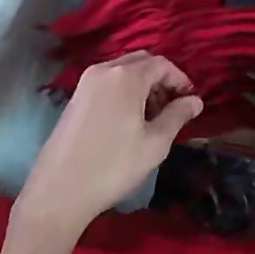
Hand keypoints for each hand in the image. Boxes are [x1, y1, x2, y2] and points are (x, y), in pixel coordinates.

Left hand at [16, 52, 202, 239]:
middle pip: (141, 62)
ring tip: (152, 117)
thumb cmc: (113, 166)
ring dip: (143, 86)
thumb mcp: (155, 143)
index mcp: (125, 77)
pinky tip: (129, 121)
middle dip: (161, 79)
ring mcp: (85, 83)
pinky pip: (108, 83)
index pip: (161, 64)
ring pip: (123, 72)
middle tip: (173, 108)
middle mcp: (103, 71)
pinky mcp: (74, 98)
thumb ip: (177, 115)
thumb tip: (195, 101)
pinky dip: (124, 92)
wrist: (59, 191)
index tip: (190, 101)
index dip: (180, 79)